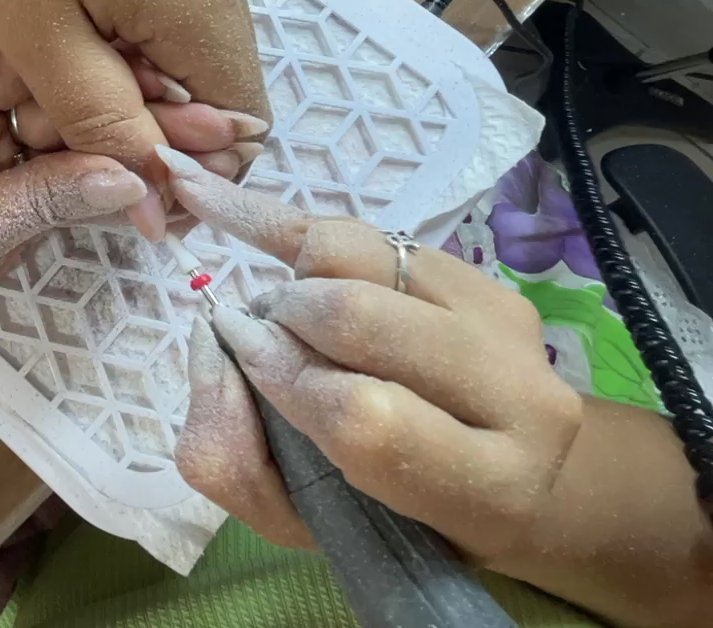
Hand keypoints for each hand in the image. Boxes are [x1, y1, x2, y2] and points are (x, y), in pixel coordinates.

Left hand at [0, 0, 267, 240]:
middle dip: (159, 134)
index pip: (241, 125)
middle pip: (219, 90)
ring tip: (69, 94)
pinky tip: (78, 42)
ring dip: (139, 91)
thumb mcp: (45, 42)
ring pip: (188, 53)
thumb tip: (157, 204)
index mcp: (205, 5)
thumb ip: (106, 125)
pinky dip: (134, 47)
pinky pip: (169, 13)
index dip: (193, 174)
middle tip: (79, 144)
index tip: (127, 193)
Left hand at [0, 49, 254, 346]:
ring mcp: (0, 156)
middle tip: (215, 129)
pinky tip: (162, 186)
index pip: (35, 68)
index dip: (104, 74)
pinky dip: (111, 186)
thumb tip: (138, 176)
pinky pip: (71, 178)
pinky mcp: (16, 192)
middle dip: (133, 120)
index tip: (173, 84)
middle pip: (66, 105)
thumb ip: (51, 193)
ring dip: (131, 154)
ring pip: (76, 143)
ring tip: (205, 159)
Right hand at [163, 148, 584, 562]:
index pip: (364, 415)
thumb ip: (231, 460)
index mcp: (486, 485)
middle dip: (280, 321)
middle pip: (357, 316)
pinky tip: (197, 191)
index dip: (285, 380)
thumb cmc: (386, 508)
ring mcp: (497, 318)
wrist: (494, 466)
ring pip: (349, 255)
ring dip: (288, 279)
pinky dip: (261, 213)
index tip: (244, 363)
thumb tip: (213, 343)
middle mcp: (516, 396)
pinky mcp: (467, 268)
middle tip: (258, 340)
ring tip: (280, 311)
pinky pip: (345, 226)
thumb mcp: (301, 522)